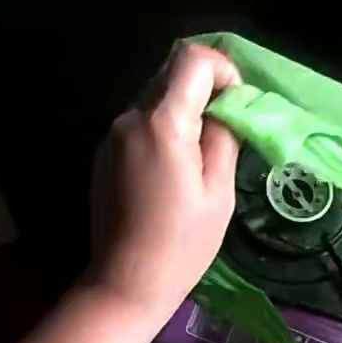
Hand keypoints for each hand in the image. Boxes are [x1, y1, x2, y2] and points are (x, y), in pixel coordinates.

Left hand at [85, 43, 241, 325]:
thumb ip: (223, 140)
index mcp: (163, 125)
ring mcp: (112, 136)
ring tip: (199, 158)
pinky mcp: (104, 155)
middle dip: (204, 90)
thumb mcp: (218, 194)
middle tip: (225, 132)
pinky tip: (172, 173)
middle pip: (170, 74)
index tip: (237, 104)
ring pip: (154, 99)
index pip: (191, 59)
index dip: (222, 69)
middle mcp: (130, 119)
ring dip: (183, 112)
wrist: (125, 282)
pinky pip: (139, 125)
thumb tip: (225, 111)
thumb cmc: (181, 246)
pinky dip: (162, 131)